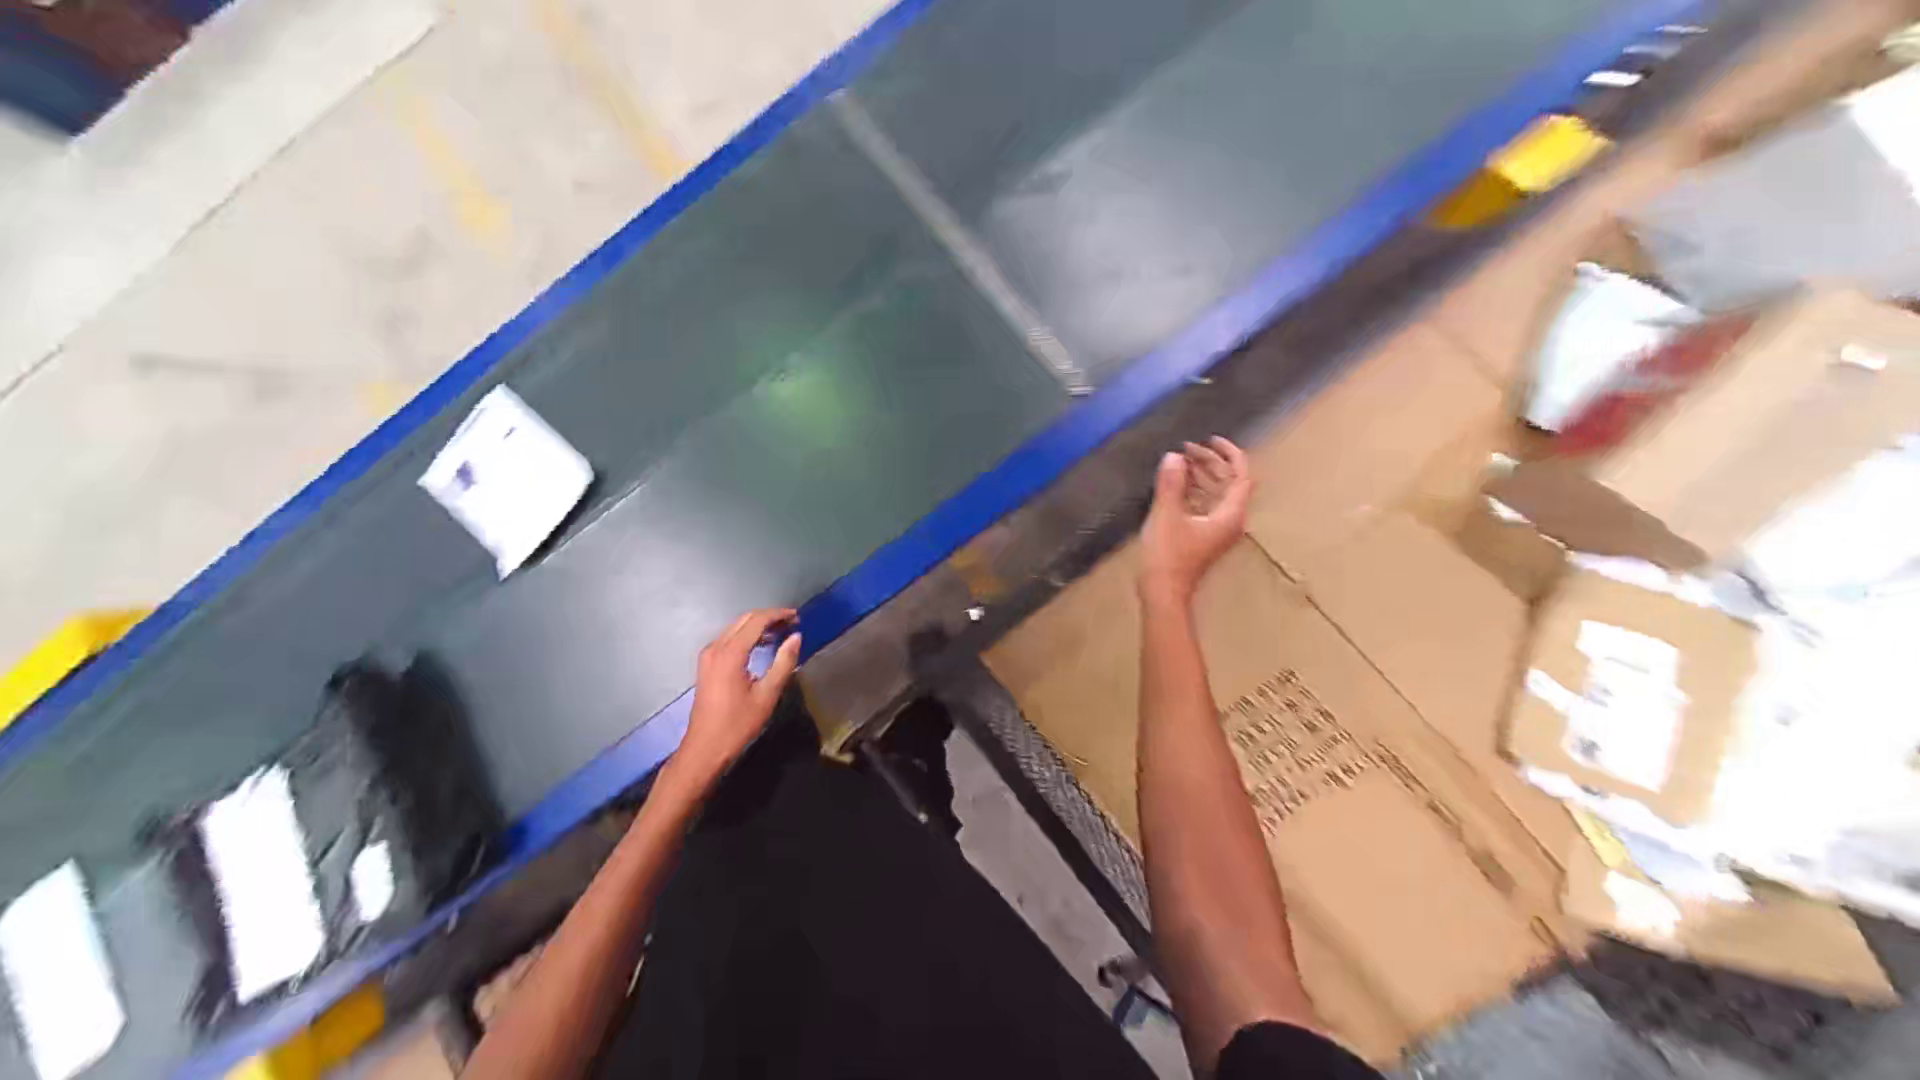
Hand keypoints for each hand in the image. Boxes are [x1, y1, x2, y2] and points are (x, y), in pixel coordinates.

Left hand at [670, 608, 801, 791]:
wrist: (705, 747)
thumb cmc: (738, 724)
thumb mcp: (767, 695)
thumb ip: (784, 663)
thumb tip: (796, 637)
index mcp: (730, 653)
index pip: (756, 621)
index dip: (778, 615)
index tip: (798, 617)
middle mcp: (716, 648)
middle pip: (744, 619)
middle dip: (769, 617)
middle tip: (792, 623)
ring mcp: (708, 655)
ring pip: (736, 627)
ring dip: (758, 625)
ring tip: (782, 632)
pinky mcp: (707, 663)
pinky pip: (729, 638)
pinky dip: (747, 635)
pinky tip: (762, 645)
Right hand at [1139, 437, 1251, 607]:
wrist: (1163, 591)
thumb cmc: (1168, 556)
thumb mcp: (1167, 515)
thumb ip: (1171, 484)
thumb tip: (1174, 457)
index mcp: (1230, 515)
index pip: (1241, 475)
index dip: (1228, 454)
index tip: (1210, 440)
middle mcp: (1229, 521)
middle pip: (1229, 482)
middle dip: (1210, 462)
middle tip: (1185, 450)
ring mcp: (1217, 530)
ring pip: (1216, 493)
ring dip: (1201, 475)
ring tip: (1179, 463)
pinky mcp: (1203, 536)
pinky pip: (1205, 505)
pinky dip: (1194, 490)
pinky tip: (1177, 484)